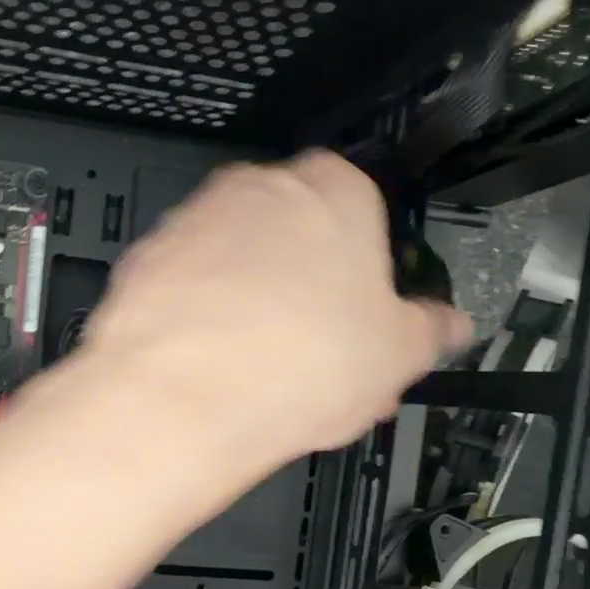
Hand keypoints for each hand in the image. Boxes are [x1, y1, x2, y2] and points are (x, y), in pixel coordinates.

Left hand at [80, 151, 473, 469]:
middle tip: (319, 352)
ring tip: (266, 374)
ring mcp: (195, 223)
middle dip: (308, 291)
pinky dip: (200, 320)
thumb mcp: (397, 354)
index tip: (363, 312)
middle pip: (295, 238)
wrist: (183, 398)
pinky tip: (218, 369)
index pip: (363, 213)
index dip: (364, 273)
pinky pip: (187, 288)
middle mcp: (259, 191)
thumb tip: (443, 328)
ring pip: (237, 264)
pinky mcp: (146, 262)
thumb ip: (428, 330)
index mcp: (335, 190)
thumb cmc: (288, 363)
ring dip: (252, 307)